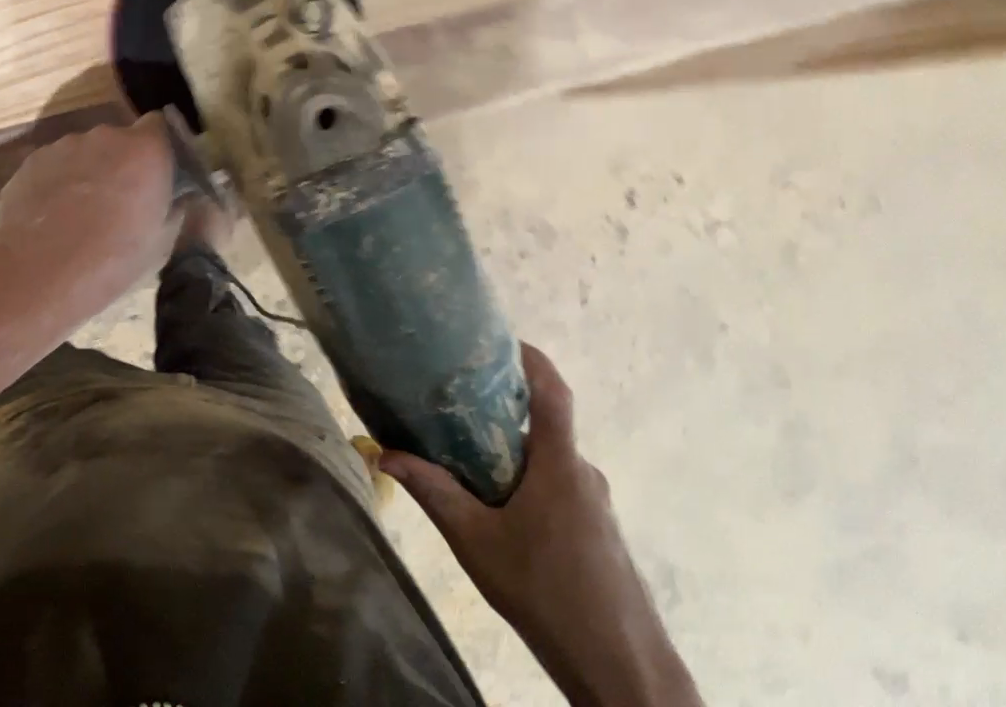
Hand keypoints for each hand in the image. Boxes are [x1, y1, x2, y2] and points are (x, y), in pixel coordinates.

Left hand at [0, 113, 181, 318]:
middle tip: (120, 202)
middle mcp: (105, 137)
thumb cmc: (112, 261)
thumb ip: (172, 205)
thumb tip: (174, 195)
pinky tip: (53, 217)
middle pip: (120, 141)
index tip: (157, 175)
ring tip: (81, 214)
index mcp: (145, 150)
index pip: (159, 126)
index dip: (159, 148)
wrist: (39, 274)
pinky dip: (59, 183)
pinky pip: (56, 166)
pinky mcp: (32, 161)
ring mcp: (64, 146)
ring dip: (89, 173)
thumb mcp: (161, 241)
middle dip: (122, 164)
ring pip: (85, 153)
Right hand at [381, 345, 701, 706]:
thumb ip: (432, 492)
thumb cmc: (546, 592)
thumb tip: (384, 454)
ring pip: (546, 460)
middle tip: (451, 402)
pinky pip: (556, 485)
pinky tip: (493, 506)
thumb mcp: (475, 541)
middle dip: (499, 409)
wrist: (621, 666)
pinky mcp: (596, 530)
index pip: (552, 392)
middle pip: (543, 424)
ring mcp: (594, 503)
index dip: (530, 358)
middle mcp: (583, 473)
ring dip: (509, 451)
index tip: (498, 338)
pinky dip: (523, 479)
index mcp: (559, 465)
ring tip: (460, 454)